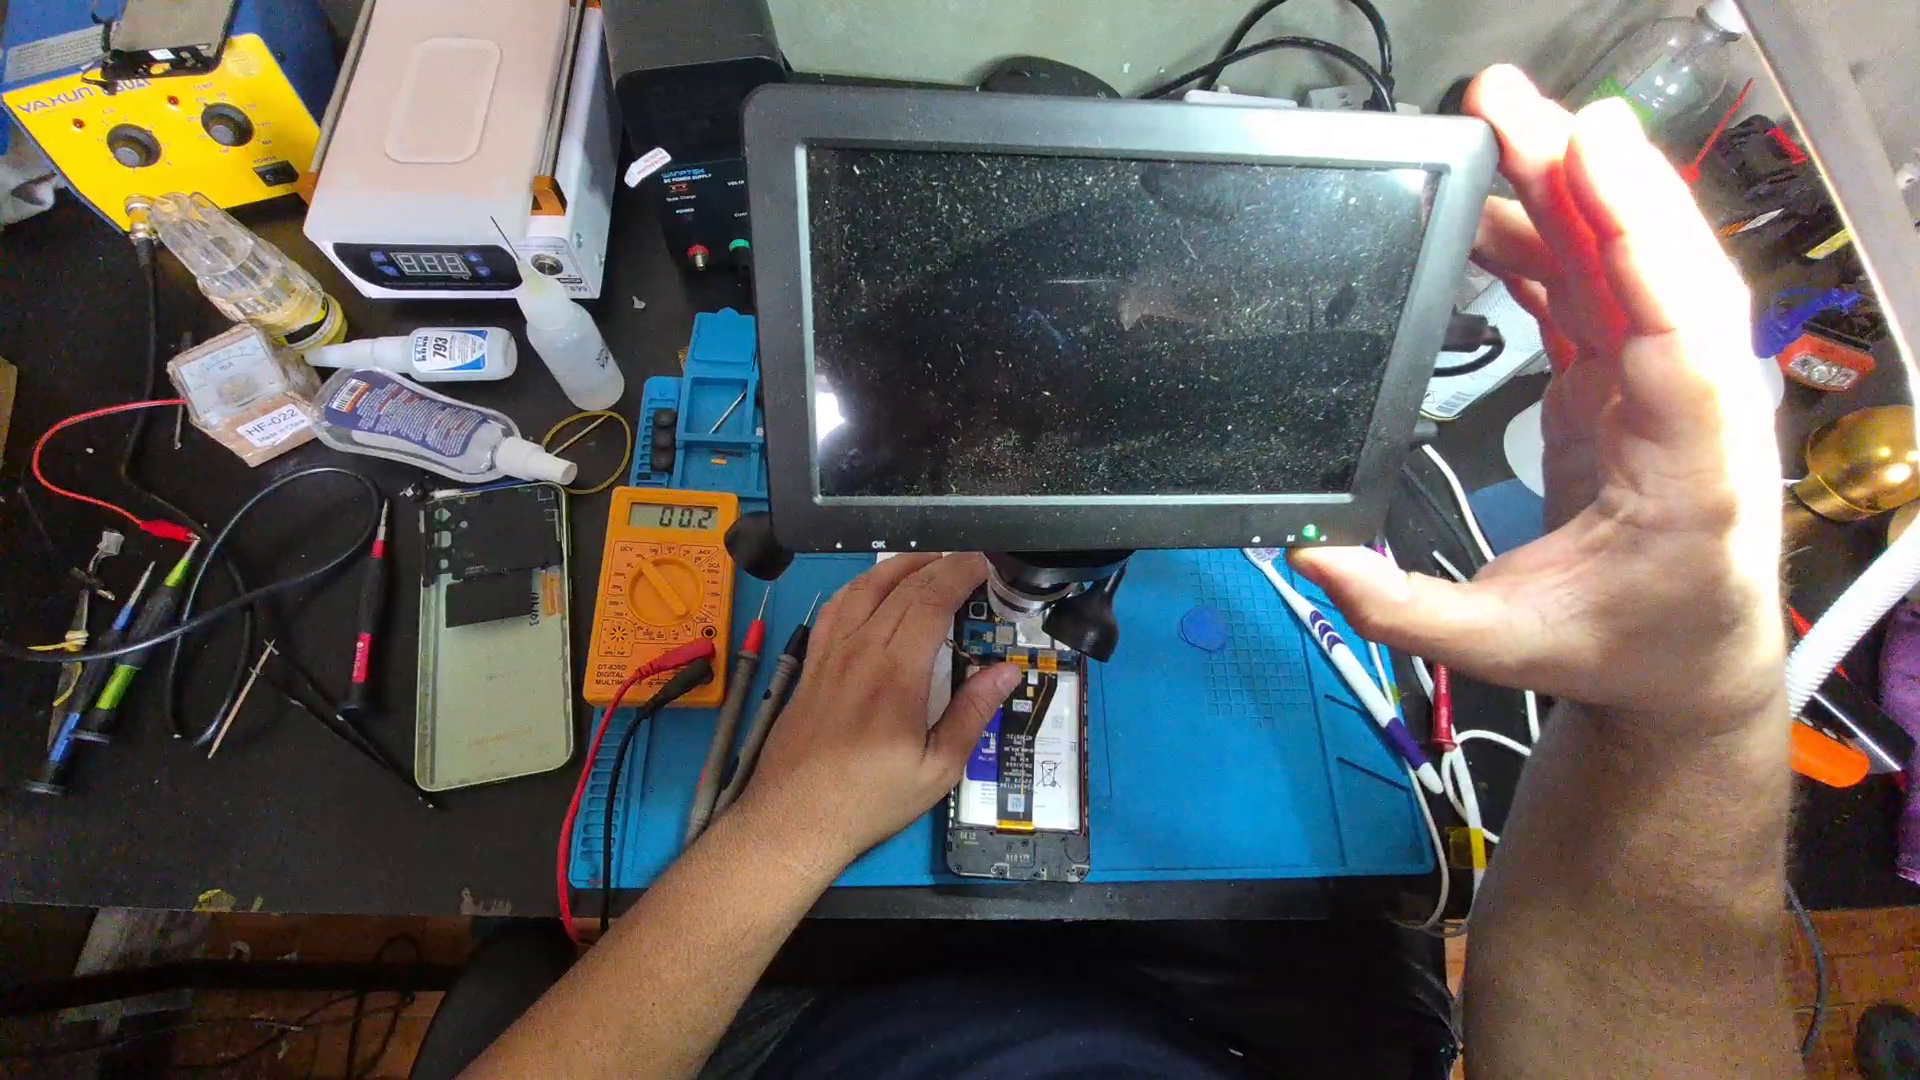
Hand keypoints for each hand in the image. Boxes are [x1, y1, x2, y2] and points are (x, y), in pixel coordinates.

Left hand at [733, 554, 1022, 870]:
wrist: (794, 818)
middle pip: (903, 586)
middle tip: (968, 559)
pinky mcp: (812, 661)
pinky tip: (874, 586)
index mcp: (896, 672)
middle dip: (940, 563)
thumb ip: (972, 713)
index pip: (931, 601)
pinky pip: (835, 606)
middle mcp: (860, 649)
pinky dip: (861, 585)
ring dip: (901, 565)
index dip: (960, 574)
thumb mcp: (936, 769)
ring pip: (865, 587)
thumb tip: (1006, 671)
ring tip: (929, 561)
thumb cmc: (869, 799)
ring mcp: (831, 651)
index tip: (984, 563)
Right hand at [1292, 66, 1784, 729]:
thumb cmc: (1609, 650)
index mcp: (1682, 464)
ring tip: (1492, 137)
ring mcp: (1652, 383)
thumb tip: (1307, 557)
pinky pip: (1589, 293)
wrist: (1676, 660)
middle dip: (1586, 175)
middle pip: (1649, 265)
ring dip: (1562, 192)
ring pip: (1620, 264)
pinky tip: (1498, 215)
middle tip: (1506, 108)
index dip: (1635, 237)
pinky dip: (1547, 245)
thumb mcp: (1493, 644)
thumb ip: (1397, 607)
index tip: (1586, 157)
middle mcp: (1685, 403)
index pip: (1676, 330)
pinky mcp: (1618, 382)